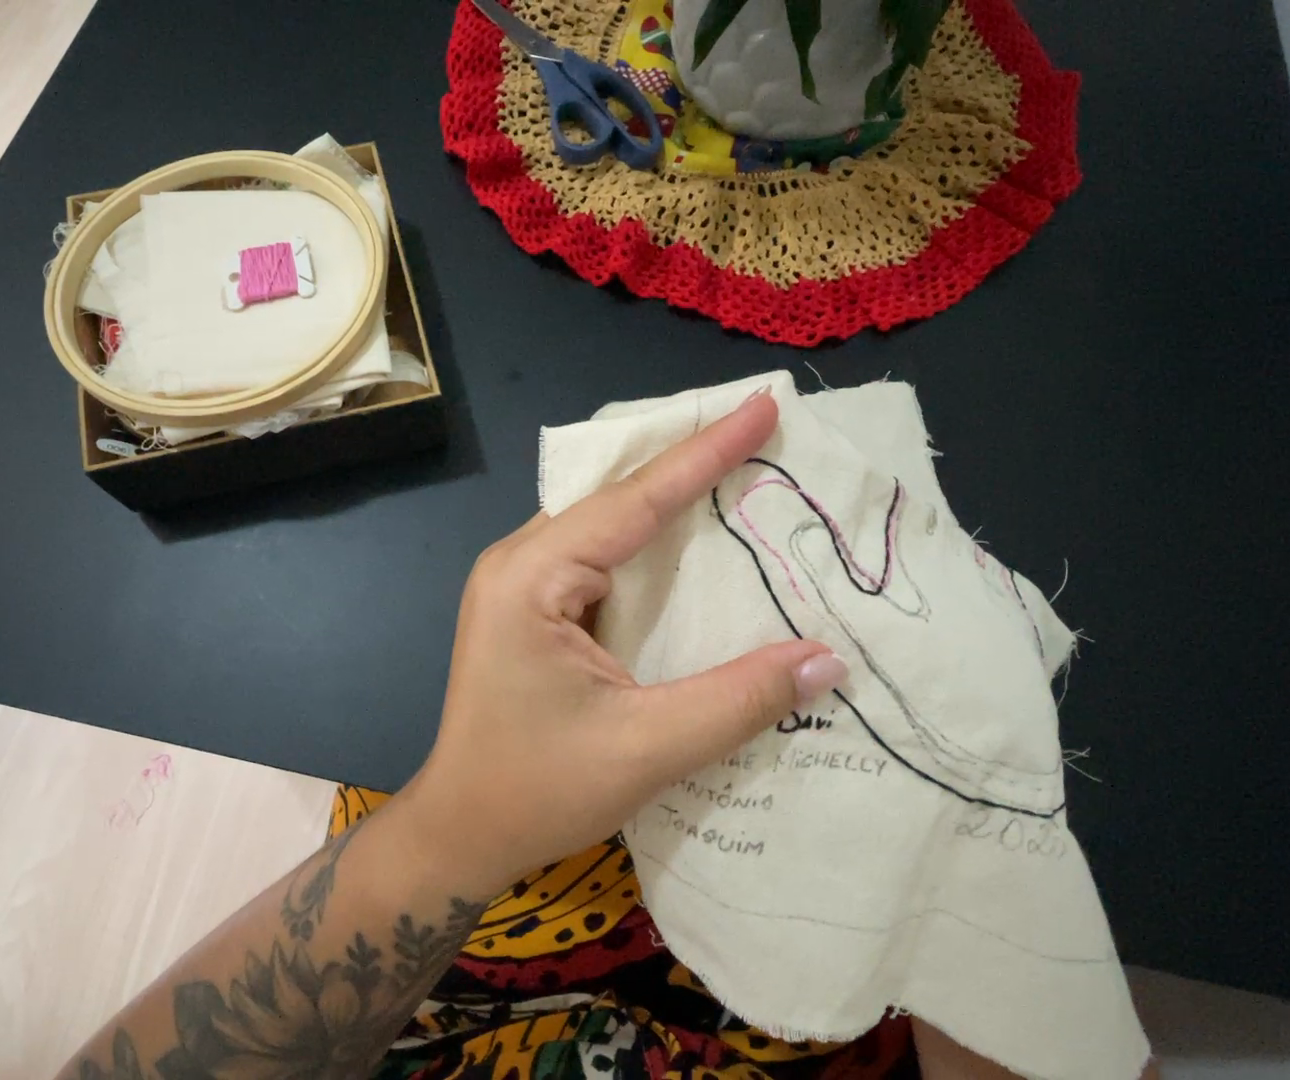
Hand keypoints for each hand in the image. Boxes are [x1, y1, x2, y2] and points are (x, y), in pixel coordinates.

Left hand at [393, 389, 849, 897]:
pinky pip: (598, 559)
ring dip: (669, 504)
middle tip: (762, 433)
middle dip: (688, 466)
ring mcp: (519, 585)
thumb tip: (827, 658)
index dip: (704, 453)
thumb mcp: (646, 748)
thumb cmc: (537, 790)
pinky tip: (694, 548)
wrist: (462, 830)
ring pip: (606, 525)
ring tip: (740, 475)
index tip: (761, 406)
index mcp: (531, 577)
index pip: (633, 501)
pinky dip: (649, 547)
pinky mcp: (530, 609)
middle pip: (616, 498)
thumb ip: (738, 700)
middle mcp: (519, 564)